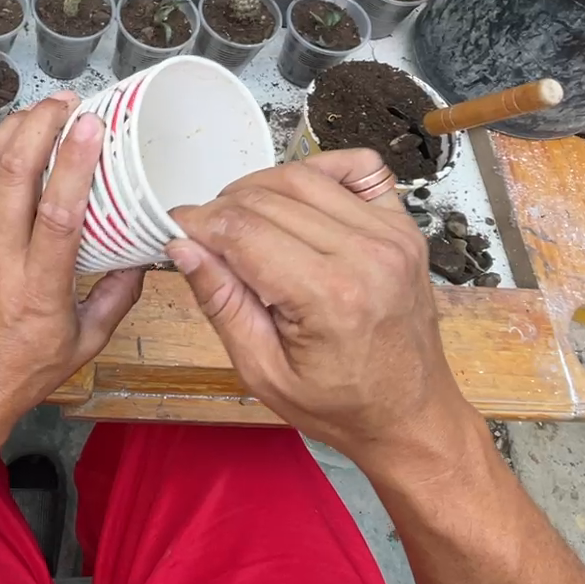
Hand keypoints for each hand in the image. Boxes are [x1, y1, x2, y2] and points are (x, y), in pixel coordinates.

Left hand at [0, 93, 144, 448]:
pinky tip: (1, 142)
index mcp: (38, 289)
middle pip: (12, 177)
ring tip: (37, 112)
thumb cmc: (22, 372)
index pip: (56, 213)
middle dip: (38, 127)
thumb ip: (117, 297)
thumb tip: (143, 255)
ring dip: (9, 133)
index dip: (74, 162)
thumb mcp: (84, 345)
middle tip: (64, 103)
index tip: (90, 124)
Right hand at [166, 149, 474, 470]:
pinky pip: (358, 168)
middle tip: (203, 237)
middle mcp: (366, 254)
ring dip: (257, 190)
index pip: (241, 230)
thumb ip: (220, 302)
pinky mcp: (402, 227)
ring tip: (241, 224)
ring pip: (302, 175)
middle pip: (266, 197)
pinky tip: (295, 201)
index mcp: (329, 296)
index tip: (174, 229)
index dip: (196, 223)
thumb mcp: (261, 370)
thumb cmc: (339, 405)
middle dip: (220, 210)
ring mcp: (391, 235)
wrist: (410, 415)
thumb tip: (182, 248)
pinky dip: (318, 171)